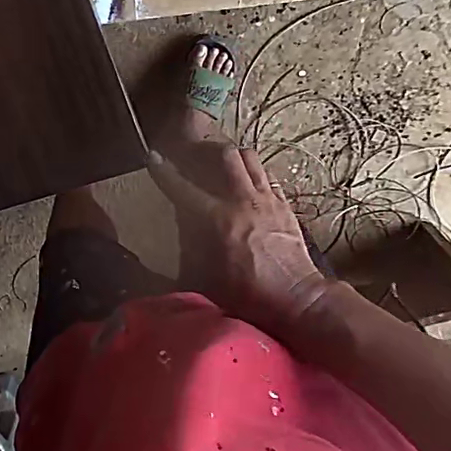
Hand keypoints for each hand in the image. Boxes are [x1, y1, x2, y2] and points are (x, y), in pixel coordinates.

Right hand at [147, 141, 326, 328]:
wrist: (297, 299)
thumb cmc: (246, 293)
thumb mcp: (203, 275)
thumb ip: (185, 249)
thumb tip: (169, 238)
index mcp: (218, 219)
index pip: (183, 187)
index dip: (164, 171)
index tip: (153, 158)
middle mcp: (243, 201)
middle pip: (226, 156)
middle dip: (207, 151)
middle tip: (195, 156)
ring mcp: (267, 201)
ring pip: (250, 159)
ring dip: (233, 158)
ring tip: (221, 165)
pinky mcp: (284, 206)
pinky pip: (267, 177)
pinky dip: (254, 175)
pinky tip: (245, 186)